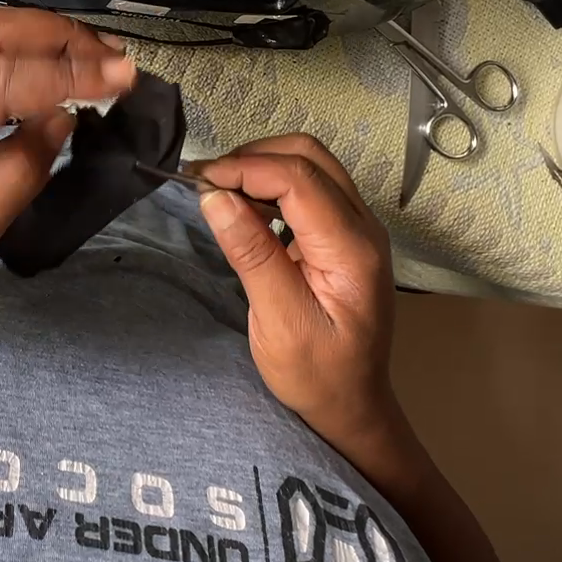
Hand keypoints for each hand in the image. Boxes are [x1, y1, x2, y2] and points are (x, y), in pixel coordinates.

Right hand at [194, 134, 398, 444]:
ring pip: (308, 162)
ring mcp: (357, 225)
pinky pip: (306, 183)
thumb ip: (251, 254)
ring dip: (259, 164)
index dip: (244, 169)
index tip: (198, 182)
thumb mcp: (279, 322)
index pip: (298, 178)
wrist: (352, 405)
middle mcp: (363, 225)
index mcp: (352, 249)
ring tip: (218, 190)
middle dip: (251, 157)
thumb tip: (214, 197)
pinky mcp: (343, 230)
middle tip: (206, 182)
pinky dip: (269, 180)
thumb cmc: (317, 374)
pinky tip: (243, 204)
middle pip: (308, 155)